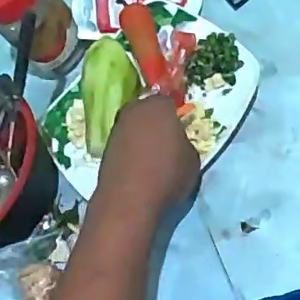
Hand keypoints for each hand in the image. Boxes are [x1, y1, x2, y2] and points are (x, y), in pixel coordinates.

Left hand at [94, 94, 199, 215]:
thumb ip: (186, 144)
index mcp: (159, 106)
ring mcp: (117, 127)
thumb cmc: (168, 175)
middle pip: (148, 109)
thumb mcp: (192, 160)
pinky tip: (141, 165)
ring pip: (135, 125)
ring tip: (155, 154)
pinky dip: (133, 149)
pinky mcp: (106, 146)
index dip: (176, 111)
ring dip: (144, 134)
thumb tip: (178, 143)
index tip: (182, 124)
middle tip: (169, 137)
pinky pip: (126, 141)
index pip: (169, 99)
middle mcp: (135, 110)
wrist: (129, 199)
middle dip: (158, 120)